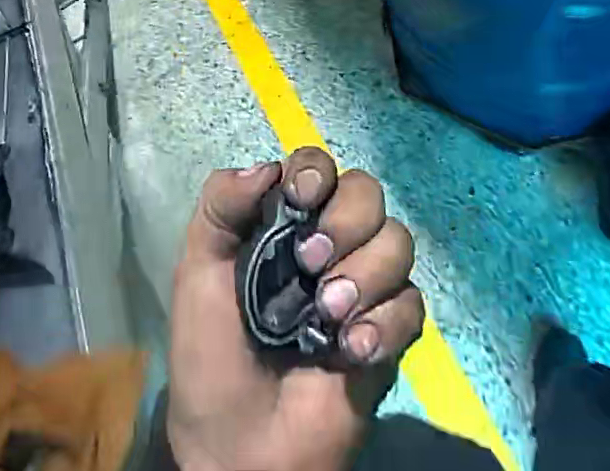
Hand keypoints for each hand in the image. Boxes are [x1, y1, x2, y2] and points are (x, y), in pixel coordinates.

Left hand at [168, 147, 424, 470]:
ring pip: (397, 241)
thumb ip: (218, 209)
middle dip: (345, 223)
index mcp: (288, 223)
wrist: (239, 449)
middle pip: (368, 193)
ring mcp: (366, 284)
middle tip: (310, 266)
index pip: (320, 166)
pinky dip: (384, 324)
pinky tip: (351, 353)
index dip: (316, 171)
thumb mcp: (197, 274)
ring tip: (328, 317)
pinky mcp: (391, 331)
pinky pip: (412, 304)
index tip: (301, 197)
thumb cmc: (212, 357)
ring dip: (365, 275)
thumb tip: (266, 167)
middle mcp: (334, 242)